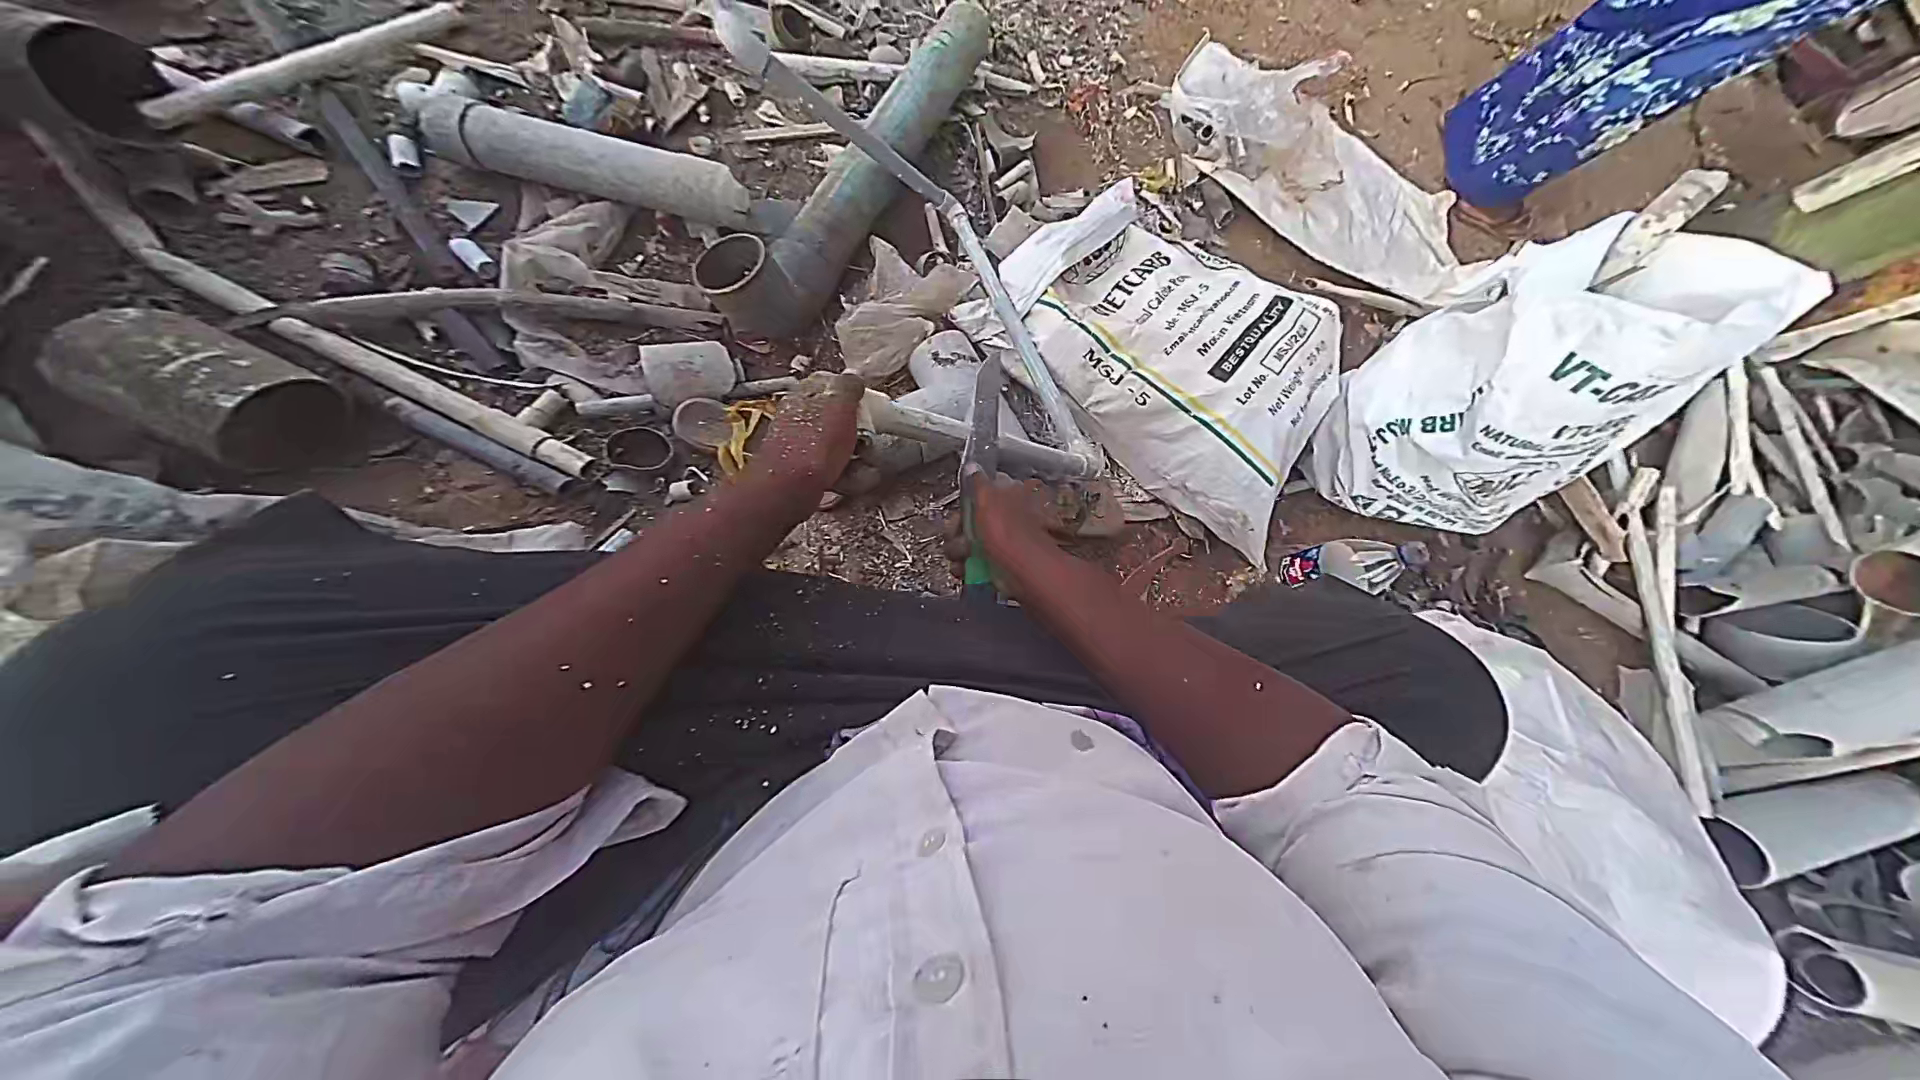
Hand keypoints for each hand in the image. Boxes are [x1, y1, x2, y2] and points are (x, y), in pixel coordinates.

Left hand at [744, 372, 864, 491]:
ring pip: (840, 446)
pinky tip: (852, 480)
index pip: (831, 385)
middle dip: (859, 432)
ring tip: (863, 466)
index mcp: (805, 395)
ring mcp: (803, 445)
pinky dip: (847, 475)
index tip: (869, 407)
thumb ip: (848, 386)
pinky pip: (836, 469)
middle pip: (840, 418)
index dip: (853, 395)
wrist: (790, 488)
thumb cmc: (815, 443)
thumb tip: (854, 376)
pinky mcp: (807, 471)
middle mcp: (801, 418)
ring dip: (857, 457)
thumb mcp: (838, 405)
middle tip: (867, 440)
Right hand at [944, 468, 1072, 595]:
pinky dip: (965, 567)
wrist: (1023, 570)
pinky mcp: (996, 564)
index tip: (959, 512)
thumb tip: (972, 465)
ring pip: (966, 542)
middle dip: (957, 530)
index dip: (966, 503)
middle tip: (958, 537)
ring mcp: (1001, 542)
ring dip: (958, 550)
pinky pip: (972, 563)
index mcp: (1008, 496)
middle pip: (969, 519)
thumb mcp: (989, 498)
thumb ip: (977, 482)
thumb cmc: (1006, 530)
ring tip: (962, 556)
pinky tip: (963, 569)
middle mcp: (1005, 518)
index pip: (980, 493)